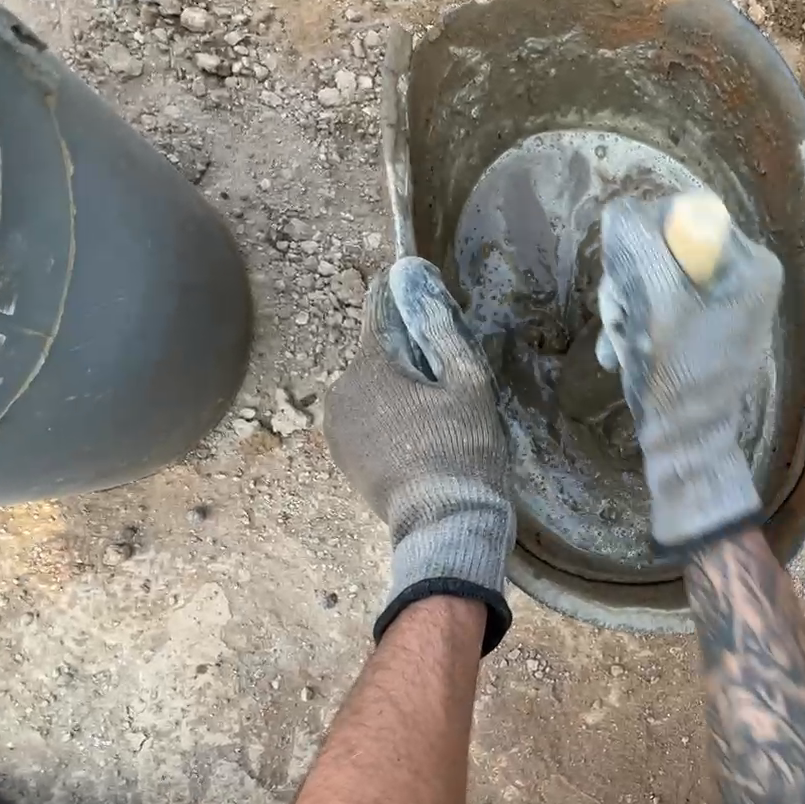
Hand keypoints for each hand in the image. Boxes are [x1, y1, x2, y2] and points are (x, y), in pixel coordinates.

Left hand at [326, 257, 513, 653]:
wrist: (444, 521)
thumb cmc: (463, 450)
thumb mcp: (469, 386)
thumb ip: (443, 331)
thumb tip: (419, 282)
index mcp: (369, 365)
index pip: (382, 315)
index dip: (407, 307)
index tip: (427, 306)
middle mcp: (340, 390)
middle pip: (380, 361)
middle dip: (409, 368)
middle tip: (448, 394)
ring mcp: (336, 429)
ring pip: (372, 396)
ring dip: (398, 400)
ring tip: (437, 427)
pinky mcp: (342, 460)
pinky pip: (367, 427)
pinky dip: (389, 429)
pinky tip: (420, 448)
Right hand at [598, 193, 784, 547]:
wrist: (683, 444)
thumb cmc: (675, 375)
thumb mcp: (653, 298)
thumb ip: (639, 240)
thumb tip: (623, 211)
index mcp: (752, 266)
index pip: (685, 215)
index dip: (643, 241)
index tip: (627, 279)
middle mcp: (745, 281)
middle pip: (666, 246)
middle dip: (630, 283)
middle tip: (621, 317)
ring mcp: (724, 308)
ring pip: (653, 277)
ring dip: (625, 308)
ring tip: (623, 346)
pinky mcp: (703, 331)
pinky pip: (658, 307)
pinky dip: (635, 327)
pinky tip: (625, 355)